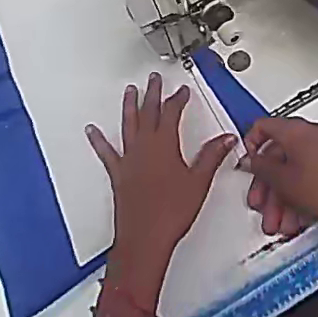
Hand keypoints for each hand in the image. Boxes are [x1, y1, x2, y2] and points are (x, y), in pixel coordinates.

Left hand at [86, 73, 235, 291]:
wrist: (146, 236)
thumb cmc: (171, 212)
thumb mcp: (199, 182)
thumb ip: (212, 157)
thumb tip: (225, 140)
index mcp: (164, 145)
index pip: (171, 113)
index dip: (178, 99)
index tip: (182, 91)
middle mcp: (144, 147)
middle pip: (148, 112)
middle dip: (153, 94)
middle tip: (154, 80)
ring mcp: (129, 159)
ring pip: (128, 124)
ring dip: (130, 106)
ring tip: (130, 91)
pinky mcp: (118, 173)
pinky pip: (106, 152)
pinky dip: (98, 140)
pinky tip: (92, 131)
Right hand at [241, 117, 317, 232]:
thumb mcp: (281, 180)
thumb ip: (259, 167)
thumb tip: (249, 160)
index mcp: (295, 130)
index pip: (262, 127)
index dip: (250, 145)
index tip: (247, 162)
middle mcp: (309, 136)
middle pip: (276, 156)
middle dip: (266, 185)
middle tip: (261, 202)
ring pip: (290, 173)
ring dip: (280, 199)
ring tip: (278, 220)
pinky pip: (305, 180)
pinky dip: (296, 198)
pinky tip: (293, 219)